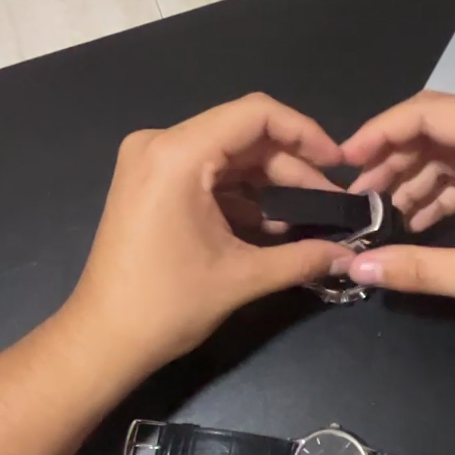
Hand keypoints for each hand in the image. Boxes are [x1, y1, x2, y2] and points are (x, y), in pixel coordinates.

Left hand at [61, 94, 354, 372]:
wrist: (103, 338)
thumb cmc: (166, 306)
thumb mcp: (242, 278)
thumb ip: (303, 258)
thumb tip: (351, 255)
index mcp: (177, 154)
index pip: (255, 115)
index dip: (305, 133)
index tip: (338, 165)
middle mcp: (160, 144)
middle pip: (243, 134)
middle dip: (291, 166)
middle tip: (330, 202)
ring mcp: (151, 162)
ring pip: (228, 154)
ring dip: (269, 182)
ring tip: (308, 216)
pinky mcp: (150, 183)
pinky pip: (208, 173)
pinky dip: (242, 194)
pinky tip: (273, 225)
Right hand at [340, 92, 454, 331]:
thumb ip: (419, 268)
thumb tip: (357, 267)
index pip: (431, 113)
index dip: (381, 132)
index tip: (345, 161)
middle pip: (440, 128)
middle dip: (394, 159)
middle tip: (358, 196)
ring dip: (416, 179)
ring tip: (381, 214)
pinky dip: (444, 192)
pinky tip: (417, 222)